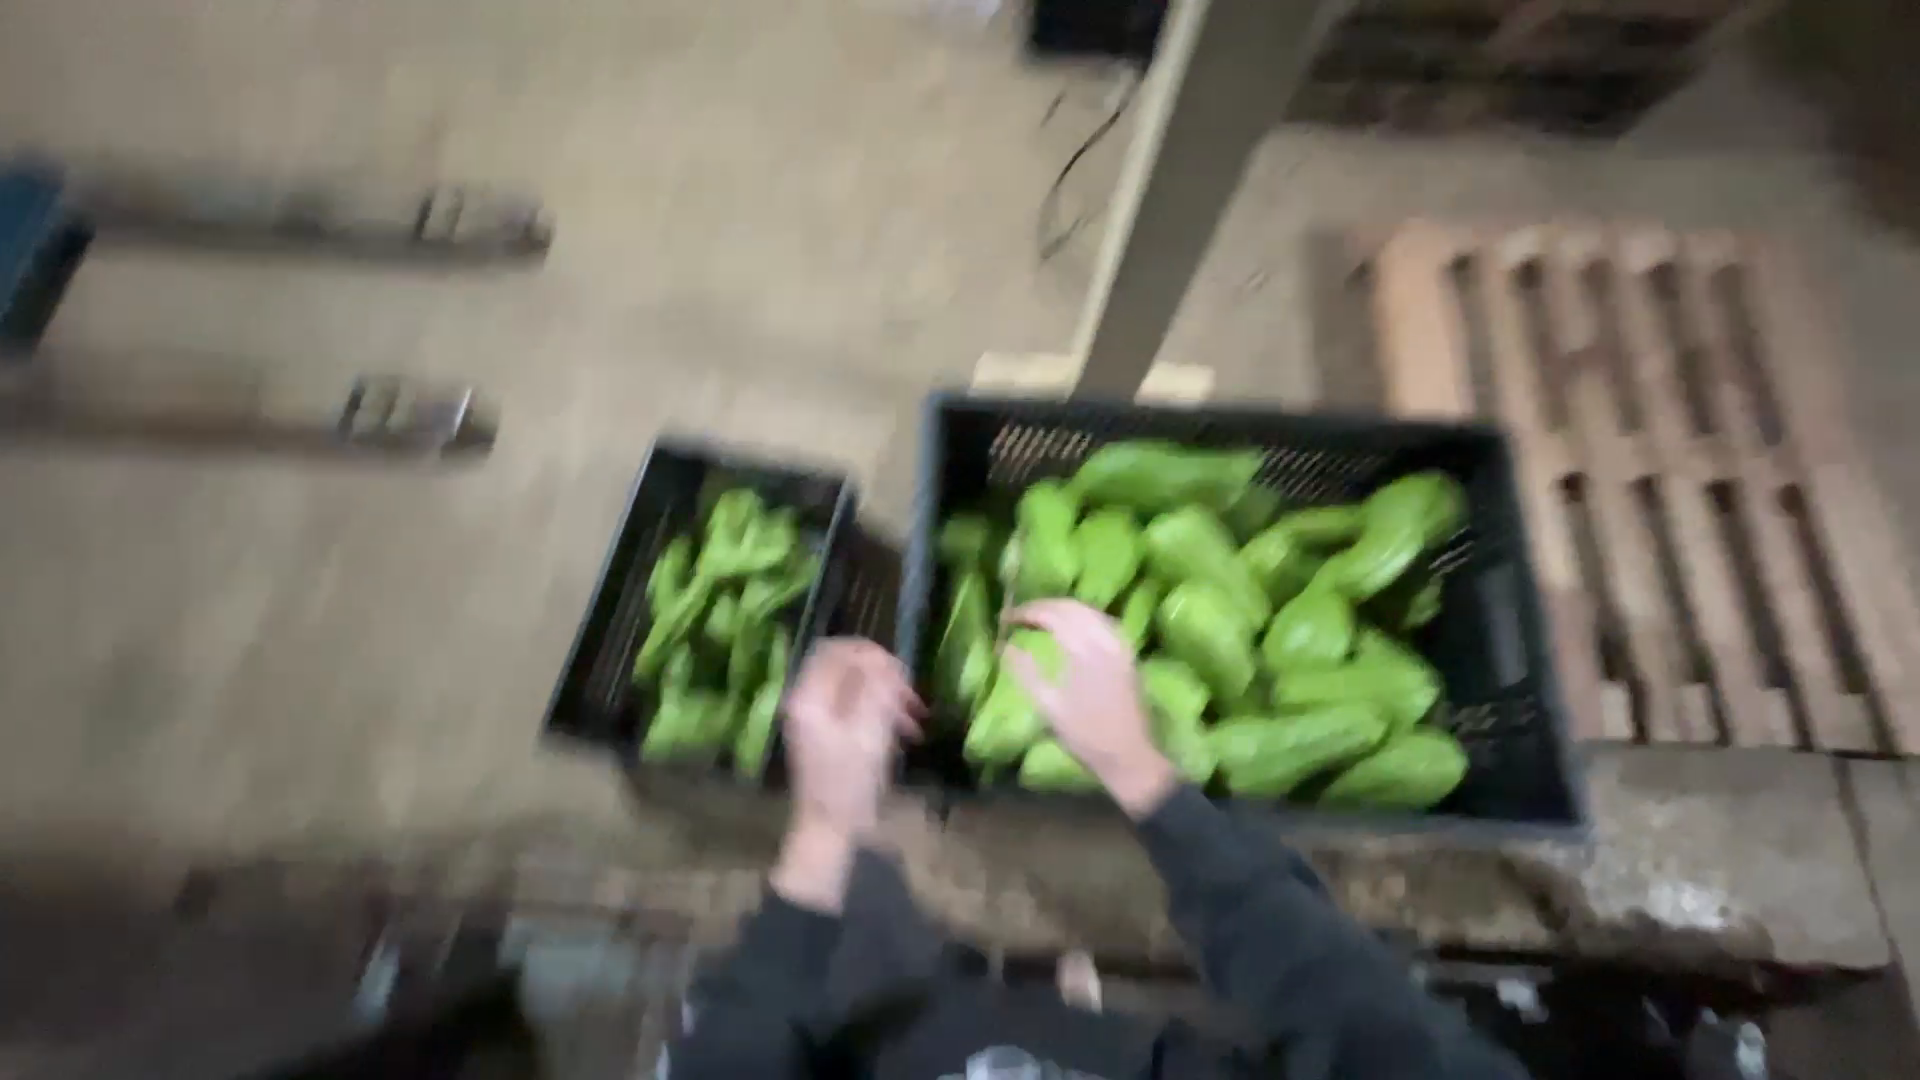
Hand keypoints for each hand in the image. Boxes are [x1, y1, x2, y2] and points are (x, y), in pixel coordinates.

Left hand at [772, 638, 919, 913]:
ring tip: (915, 717)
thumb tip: (884, 661)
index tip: (899, 671)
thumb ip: (875, 689)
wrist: (834, 832)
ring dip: (888, 695)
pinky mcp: (832, 733)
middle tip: (910, 694)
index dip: (869, 653)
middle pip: (848, 666)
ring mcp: (819, 718)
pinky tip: (905, 730)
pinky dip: (883, 711)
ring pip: (857, 686)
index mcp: (809, 697)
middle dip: (883, 675)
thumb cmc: (849, 783)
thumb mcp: (868, 731)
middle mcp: (809, 701)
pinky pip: (859, 706)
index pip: (835, 649)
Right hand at [1002, 600, 1176, 817]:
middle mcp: (1105, 640)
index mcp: (1084, 651)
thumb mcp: (1048, 705)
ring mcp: (1121, 645)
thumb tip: (1004, 646)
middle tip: (1021, 615)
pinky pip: (1105, 622)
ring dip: (1065, 608)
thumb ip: (1025, 671)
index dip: (1027, 612)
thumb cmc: (1085, 735)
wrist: (1128, 756)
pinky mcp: (1129, 654)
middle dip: (1044, 606)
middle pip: (1072, 607)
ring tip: (1042, 617)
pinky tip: (1074, 626)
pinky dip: (1085, 616)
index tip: (1006, 618)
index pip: (1052, 615)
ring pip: (1090, 611)